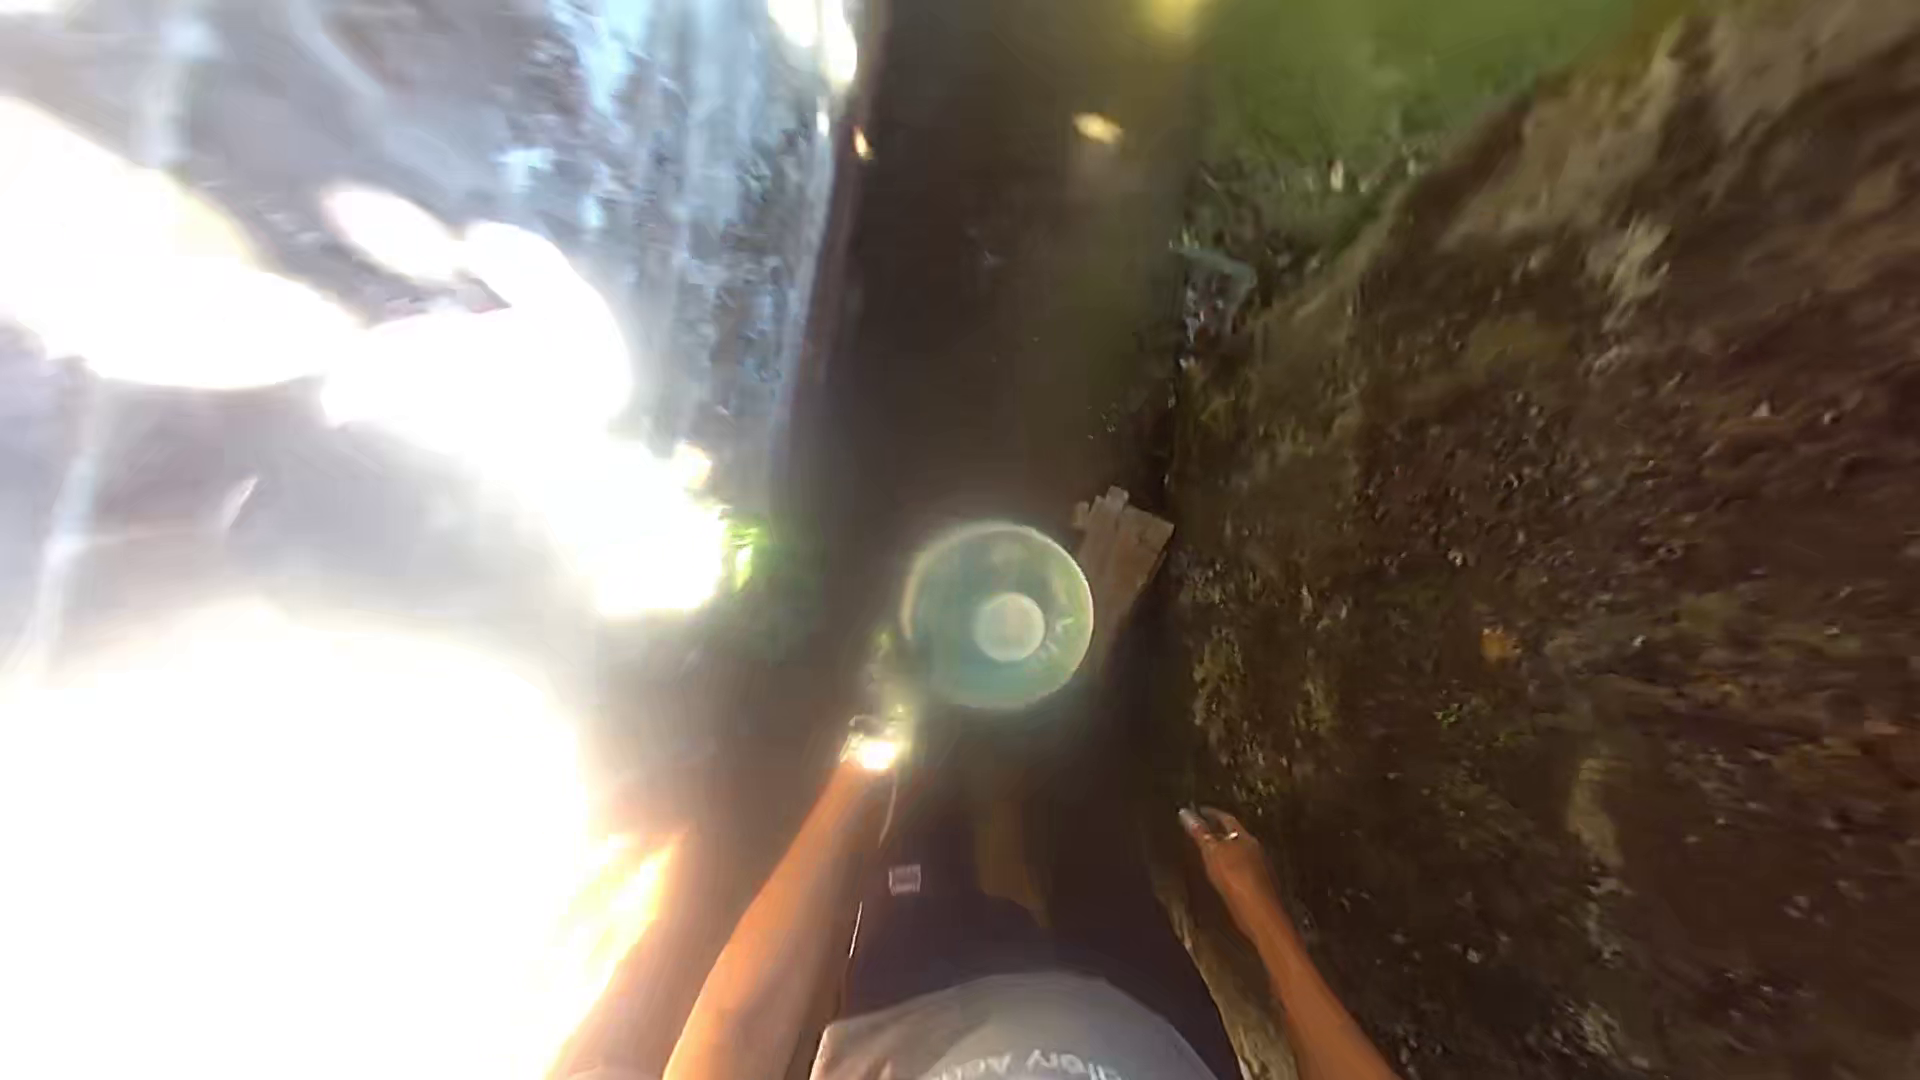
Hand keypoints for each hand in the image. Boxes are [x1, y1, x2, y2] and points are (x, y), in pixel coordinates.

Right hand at [1181, 806, 1281, 921]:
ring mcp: (1261, 868)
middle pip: (1234, 835)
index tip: (1199, 810)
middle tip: (1202, 829)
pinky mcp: (1261, 886)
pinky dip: (1231, 866)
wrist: (1262, 916)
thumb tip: (1185, 812)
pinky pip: (1243, 868)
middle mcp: (1255, 849)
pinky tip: (1223, 874)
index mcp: (1244, 838)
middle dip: (1219, 831)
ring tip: (1209, 851)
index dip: (1211, 813)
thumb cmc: (1236, 879)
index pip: (1226, 818)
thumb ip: (1199, 833)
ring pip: (1240, 852)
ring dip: (1225, 849)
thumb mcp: (1211, 852)